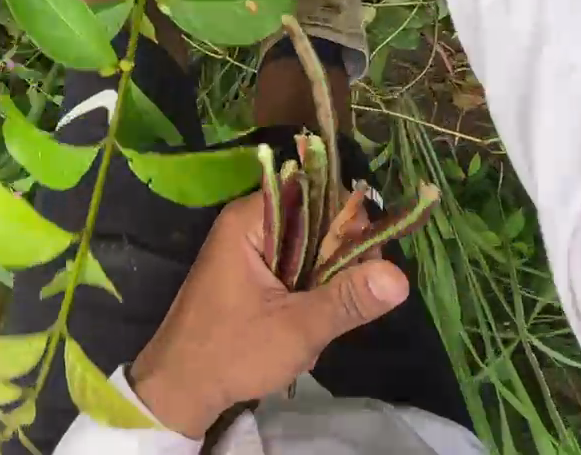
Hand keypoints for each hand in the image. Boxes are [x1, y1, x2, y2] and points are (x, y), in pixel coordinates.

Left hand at [127, 194, 410, 437]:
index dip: (347, 220)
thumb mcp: (297, 329)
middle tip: (350, 299)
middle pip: (312, 220)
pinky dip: (307, 290)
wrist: (181, 385)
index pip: (312, 195)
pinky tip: (307, 322)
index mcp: (250, 219)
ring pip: (306, 247)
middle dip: (337, 258)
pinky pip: (292, 265)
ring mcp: (247, 246)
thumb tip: (400, 276)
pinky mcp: (250, 270)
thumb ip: (347, 300)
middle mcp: (247, 222)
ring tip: (324, 317)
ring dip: (324, 279)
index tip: (372, 258)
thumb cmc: (233, 350)